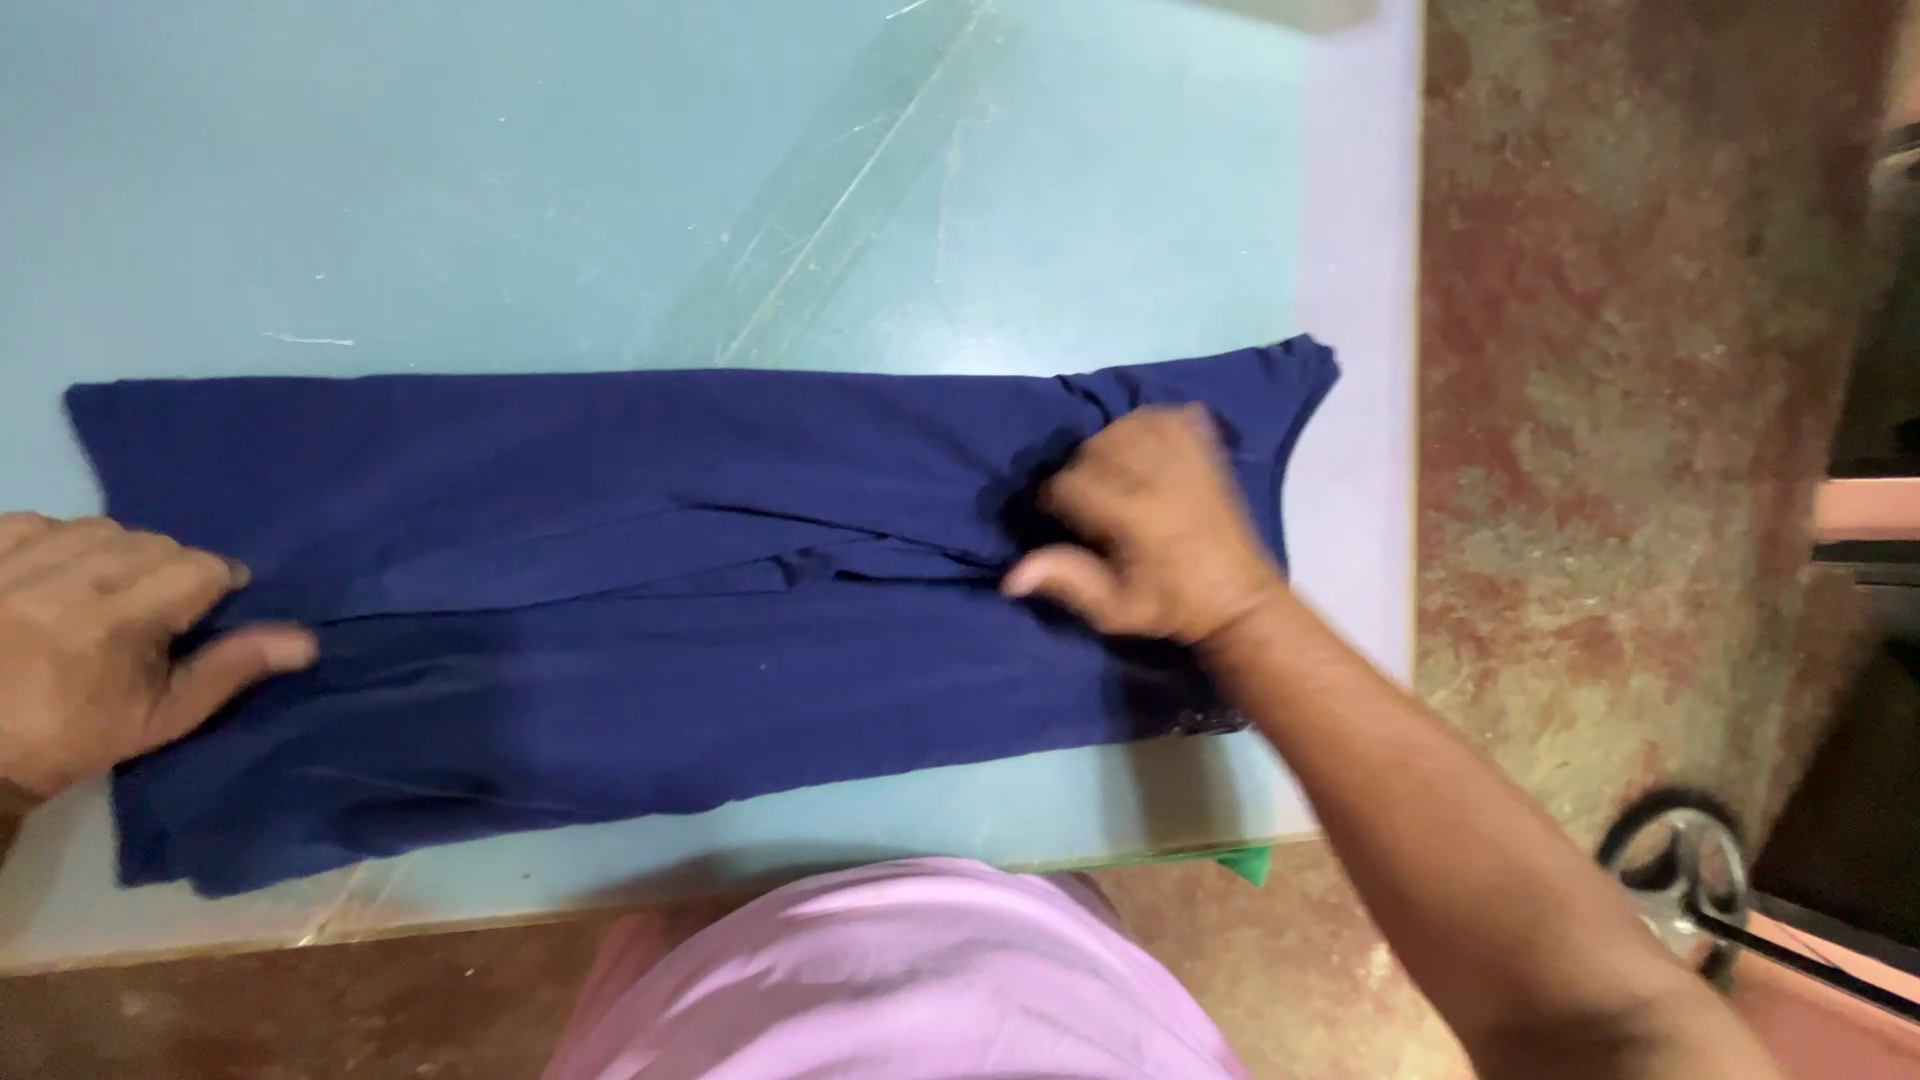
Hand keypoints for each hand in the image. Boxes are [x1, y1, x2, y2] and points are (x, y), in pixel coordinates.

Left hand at [0, 513, 315, 799]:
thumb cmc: (73, 737)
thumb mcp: (165, 715)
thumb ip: (232, 667)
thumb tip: (307, 642)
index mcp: (109, 623)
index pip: (198, 567)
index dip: (217, 583)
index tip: (207, 610)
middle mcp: (56, 586)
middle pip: (152, 542)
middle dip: (170, 568)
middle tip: (158, 607)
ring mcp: (5, 571)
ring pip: (95, 527)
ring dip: (116, 552)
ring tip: (107, 589)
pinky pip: (30, 524)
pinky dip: (54, 540)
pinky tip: (55, 573)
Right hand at [1001, 404, 1284, 643]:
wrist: (1239, 601)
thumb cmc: (1172, 608)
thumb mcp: (1114, 610)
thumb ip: (1067, 582)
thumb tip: (1011, 576)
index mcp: (1136, 519)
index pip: (1072, 483)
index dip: (1054, 498)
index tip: (1060, 518)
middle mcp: (1161, 481)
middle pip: (1097, 446)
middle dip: (1080, 468)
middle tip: (1086, 499)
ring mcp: (1189, 463)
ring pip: (1130, 424)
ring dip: (1109, 441)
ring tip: (1110, 471)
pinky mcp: (1209, 456)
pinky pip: (1172, 416)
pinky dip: (1149, 421)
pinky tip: (1140, 443)